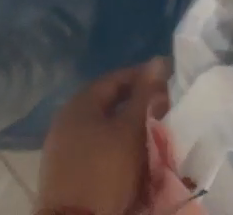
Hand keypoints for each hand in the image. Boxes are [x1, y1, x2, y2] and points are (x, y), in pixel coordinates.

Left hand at [37, 58, 170, 214]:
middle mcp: (67, 119)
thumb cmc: (105, 170)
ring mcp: (63, 146)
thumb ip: (145, 95)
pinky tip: (132, 159)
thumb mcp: (131, 129)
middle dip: (138, 106)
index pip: (117, 78)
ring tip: (153, 137)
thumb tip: (158, 61)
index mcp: (80, 102)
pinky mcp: (66, 171)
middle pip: (109, 104)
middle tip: (164, 111)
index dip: (144, 77)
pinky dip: (116, 149)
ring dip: (129, 130)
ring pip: (104, 128)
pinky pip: (97, 149)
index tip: (168, 82)